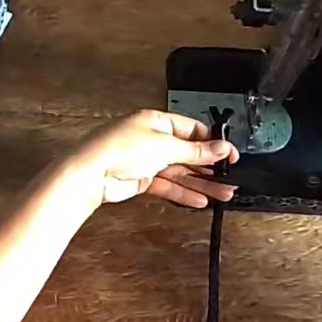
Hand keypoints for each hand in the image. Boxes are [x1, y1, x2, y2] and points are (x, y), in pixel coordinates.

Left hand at [64, 110, 239, 208]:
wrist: (90, 172)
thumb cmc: (118, 148)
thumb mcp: (165, 146)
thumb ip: (196, 150)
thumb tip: (221, 148)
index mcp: (157, 121)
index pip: (193, 129)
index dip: (213, 142)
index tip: (230, 155)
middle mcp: (151, 139)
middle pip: (187, 152)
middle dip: (209, 166)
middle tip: (229, 177)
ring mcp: (145, 160)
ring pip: (180, 172)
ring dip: (201, 183)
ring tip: (223, 192)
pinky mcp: (140, 180)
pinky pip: (168, 186)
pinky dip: (184, 193)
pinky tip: (200, 200)